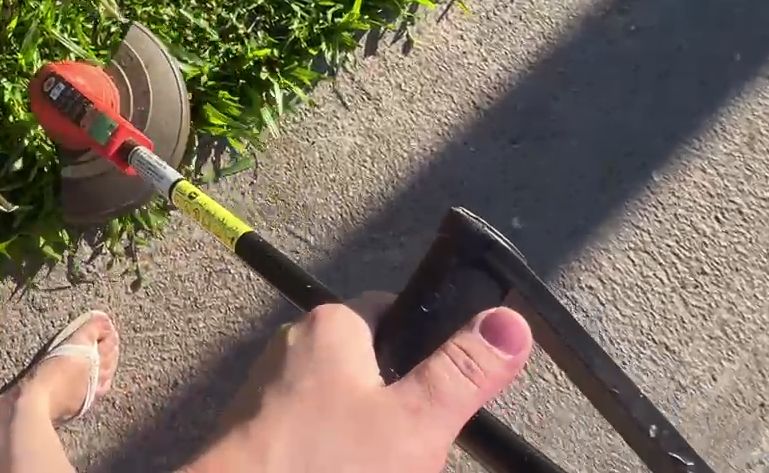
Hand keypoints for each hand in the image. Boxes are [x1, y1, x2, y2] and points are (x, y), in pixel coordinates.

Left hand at [184, 294, 533, 472]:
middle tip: (416, 452)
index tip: (445, 393)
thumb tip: (508, 322)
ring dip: (367, 434)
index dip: (427, 347)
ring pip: (339, 399)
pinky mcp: (260, 419)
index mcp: (332, 322)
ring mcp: (272, 380)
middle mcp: (296, 338)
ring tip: (382, 467)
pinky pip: (312, 427)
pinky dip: (335, 449)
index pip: (393, 311)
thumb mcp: (415, 421)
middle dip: (398, 403)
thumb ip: (461, 374)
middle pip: (367, 360)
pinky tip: (347, 469)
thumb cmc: (328, 461)